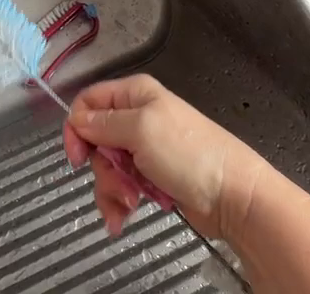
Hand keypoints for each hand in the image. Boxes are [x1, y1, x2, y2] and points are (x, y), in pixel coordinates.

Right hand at [62, 75, 270, 238]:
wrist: (233, 196)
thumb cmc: (188, 155)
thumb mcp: (141, 130)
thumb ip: (103, 124)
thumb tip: (76, 119)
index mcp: (134, 94)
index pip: (88, 102)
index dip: (77, 128)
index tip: (76, 157)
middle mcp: (136, 117)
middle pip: (95, 140)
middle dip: (102, 168)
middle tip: (120, 184)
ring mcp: (145, 148)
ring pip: (107, 167)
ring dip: (112, 189)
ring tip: (130, 205)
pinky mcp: (151, 176)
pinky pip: (122, 185)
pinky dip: (121, 201)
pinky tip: (126, 216)